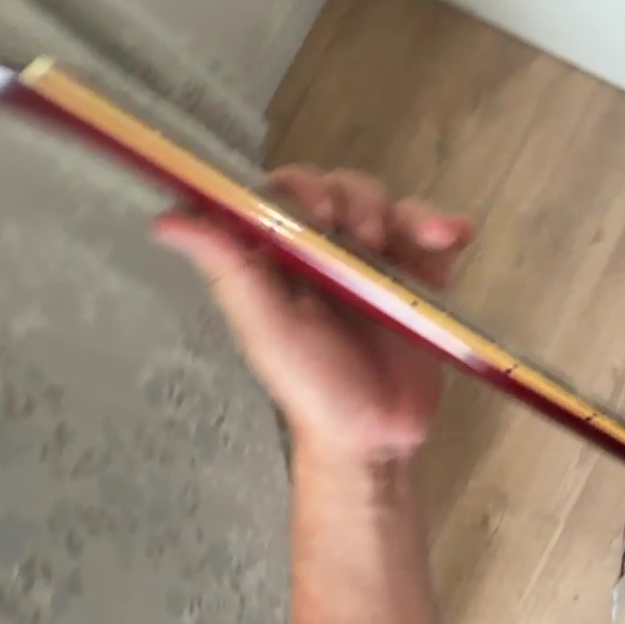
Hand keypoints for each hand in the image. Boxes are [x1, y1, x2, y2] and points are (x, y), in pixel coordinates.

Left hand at [153, 165, 473, 464]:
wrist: (381, 435)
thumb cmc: (317, 389)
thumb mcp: (269, 333)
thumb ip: (232, 274)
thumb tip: (167, 222)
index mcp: (279, 259)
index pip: (282, 195)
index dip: (303, 189)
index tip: (323, 213)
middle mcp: (325, 254)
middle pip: (340, 191)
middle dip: (360, 200)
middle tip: (370, 238)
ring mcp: (375, 266)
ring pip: (388, 208)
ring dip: (408, 213)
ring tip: (427, 240)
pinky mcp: (417, 282)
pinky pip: (432, 241)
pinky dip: (445, 230)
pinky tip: (457, 235)